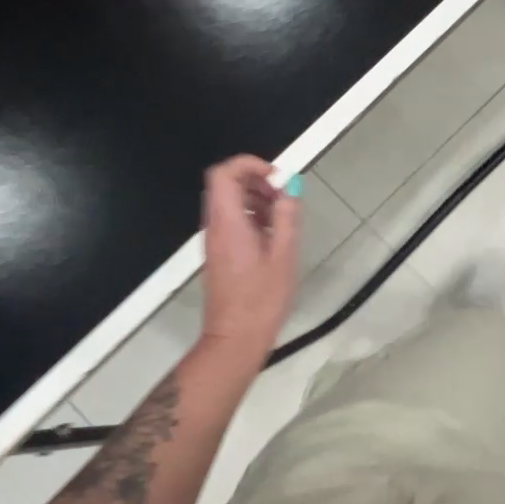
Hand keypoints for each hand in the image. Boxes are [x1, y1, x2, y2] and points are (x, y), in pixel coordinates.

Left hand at [198, 155, 299, 361]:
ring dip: (255, 200)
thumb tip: (290, 188)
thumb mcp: (284, 255)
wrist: (235, 338)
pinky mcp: (219, 255)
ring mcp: (215, 242)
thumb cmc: (262, 299)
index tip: (276, 176)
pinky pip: (231, 223)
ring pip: (229, 204)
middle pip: (225, 185)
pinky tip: (273, 238)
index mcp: (228, 222)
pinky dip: (251, 218)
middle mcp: (215, 227)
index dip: (249, 164)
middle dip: (255, 181)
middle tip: (282, 197)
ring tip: (282, 219)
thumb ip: (286, 217)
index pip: (224, 174)